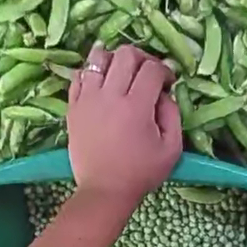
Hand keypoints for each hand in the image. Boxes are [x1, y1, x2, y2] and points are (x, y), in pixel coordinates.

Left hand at [67, 44, 182, 208]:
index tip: (167, 83)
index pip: (152, 68)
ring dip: (113, 59)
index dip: (165, 70)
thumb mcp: (172, 148)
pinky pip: (79, 76)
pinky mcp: (73, 108)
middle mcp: (110, 96)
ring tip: (120, 72)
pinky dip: (91, 73)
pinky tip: (100, 83)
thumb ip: (173, 114)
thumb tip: (165, 92)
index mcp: (137, 107)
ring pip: (98, 58)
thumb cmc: (141, 173)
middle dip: (142, 58)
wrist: (104, 191)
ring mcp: (87, 100)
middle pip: (125, 54)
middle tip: (146, 74)